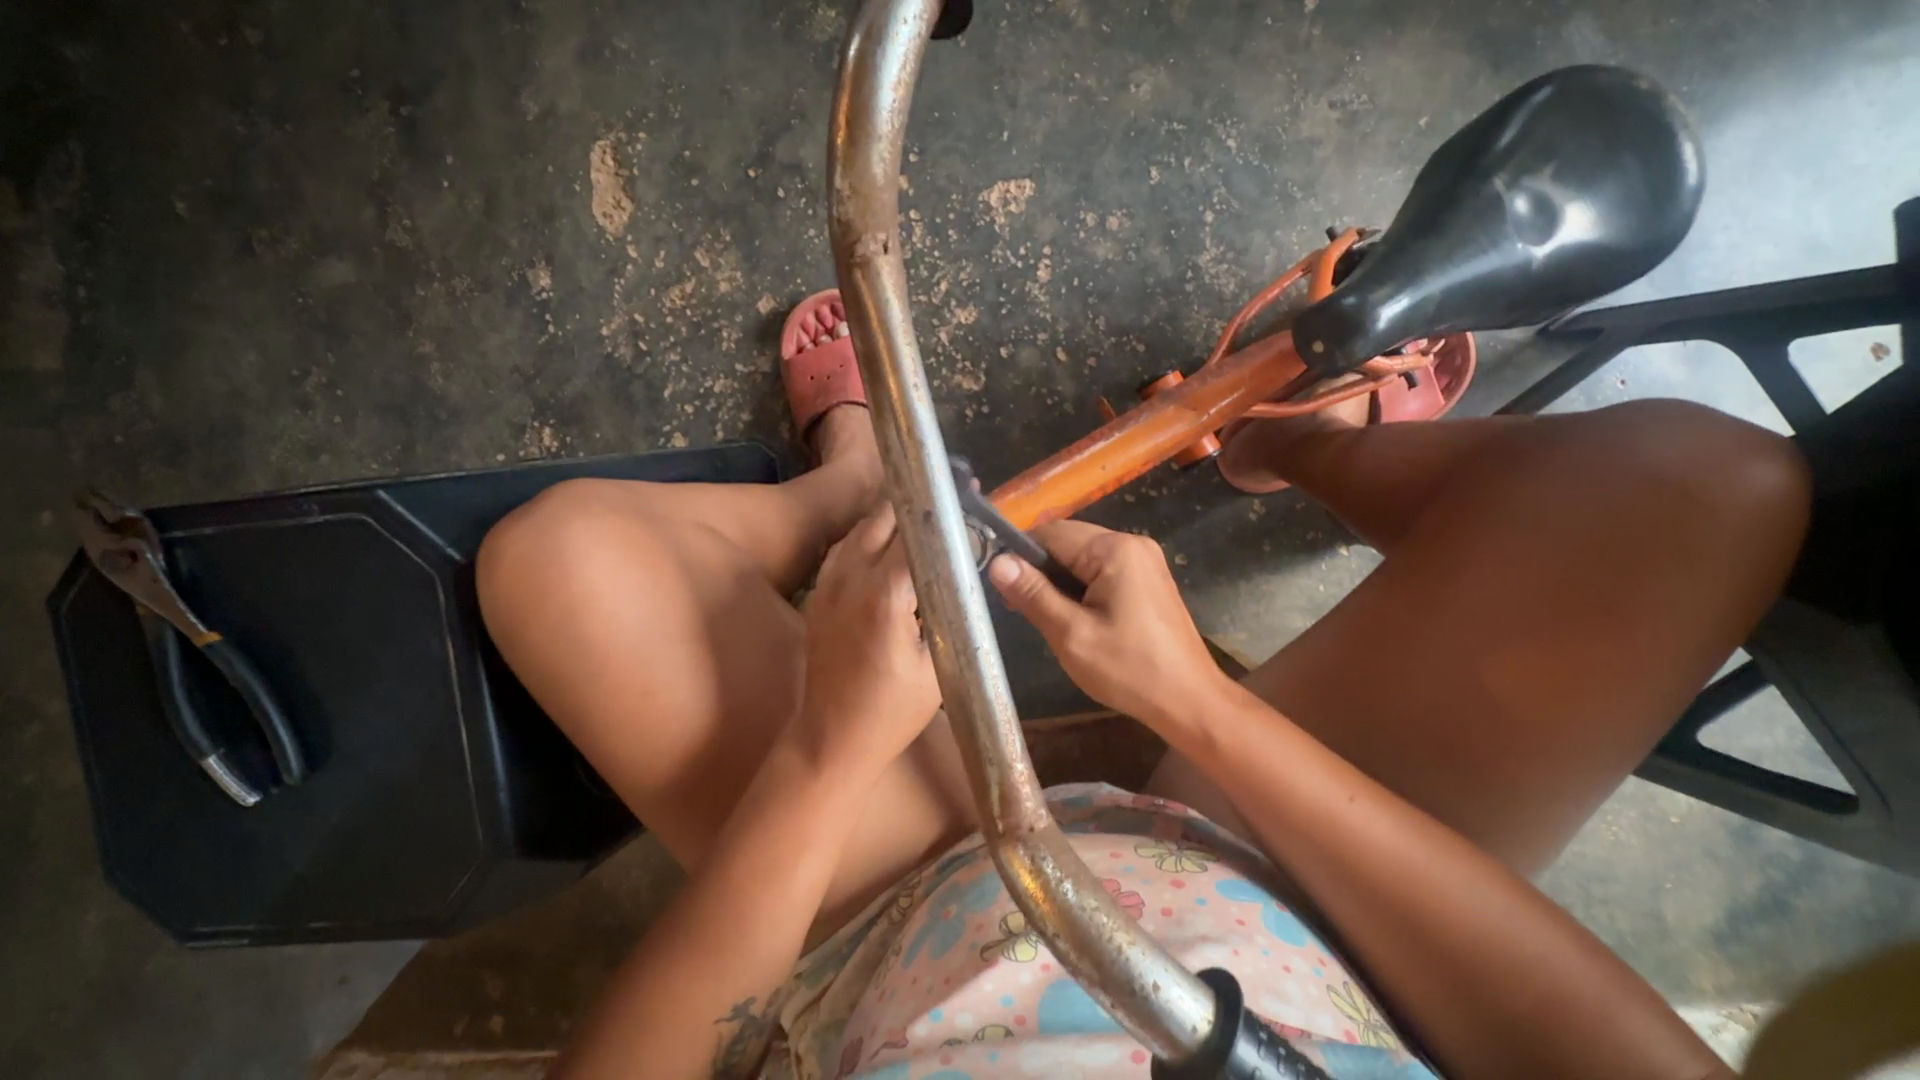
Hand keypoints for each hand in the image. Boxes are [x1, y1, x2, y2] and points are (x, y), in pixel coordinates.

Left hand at [793, 504, 941, 771]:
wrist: (829, 740)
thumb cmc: (891, 712)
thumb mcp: (937, 667)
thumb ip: (952, 615)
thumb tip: (964, 575)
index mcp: (885, 594)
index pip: (917, 533)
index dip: (945, 517)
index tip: (970, 506)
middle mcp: (851, 578)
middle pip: (883, 517)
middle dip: (918, 508)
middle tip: (949, 508)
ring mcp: (828, 585)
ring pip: (859, 528)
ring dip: (890, 519)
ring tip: (925, 522)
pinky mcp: (818, 596)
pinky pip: (843, 550)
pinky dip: (868, 539)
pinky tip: (889, 549)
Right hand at [988, 520, 1227, 734]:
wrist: (1189, 701)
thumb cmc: (1129, 670)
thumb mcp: (1071, 634)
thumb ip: (1033, 594)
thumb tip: (997, 561)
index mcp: (1115, 549)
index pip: (1050, 534)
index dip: (1020, 558)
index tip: (1003, 591)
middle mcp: (1132, 544)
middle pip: (1068, 543)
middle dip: (1040, 571)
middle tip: (1019, 610)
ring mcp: (1145, 561)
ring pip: (1083, 559)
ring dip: (1059, 583)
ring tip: (1045, 619)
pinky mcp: (1148, 580)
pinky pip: (1102, 572)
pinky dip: (1081, 589)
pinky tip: (1073, 619)